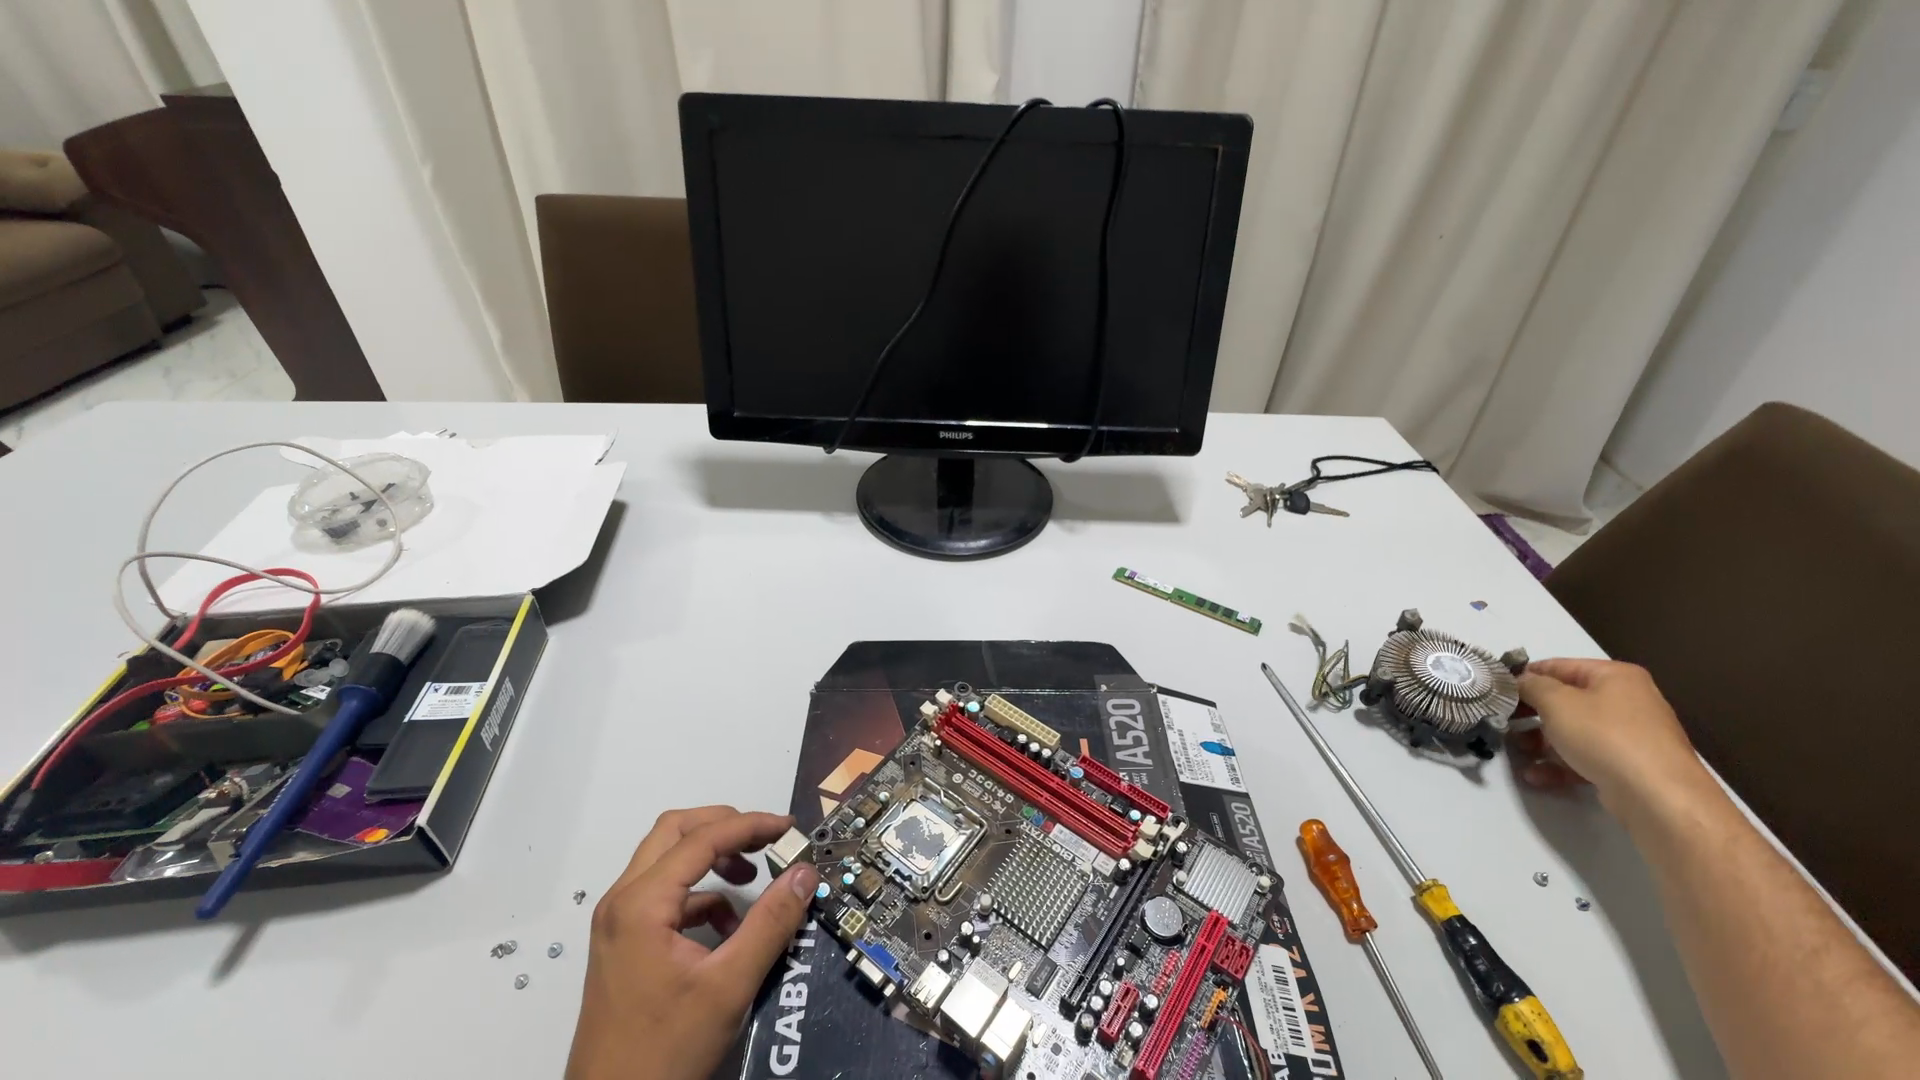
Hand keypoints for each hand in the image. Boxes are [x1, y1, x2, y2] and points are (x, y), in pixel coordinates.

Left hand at [567, 806, 819, 1079]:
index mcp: (642, 903)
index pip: (702, 839)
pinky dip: (698, 893)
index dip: (750, 826)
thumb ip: (770, 923)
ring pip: (665, 860)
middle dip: (724, 827)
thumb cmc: (666, 1046)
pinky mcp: (622, 942)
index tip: (788, 829)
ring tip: (751, 877)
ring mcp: (618, 921)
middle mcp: (622, 900)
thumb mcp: (729, 985)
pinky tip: (726, 925)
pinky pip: (662, 894)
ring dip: (710, 857)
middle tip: (765, 840)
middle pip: (674, 832)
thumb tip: (804, 874)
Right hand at [1512, 658, 1708, 810]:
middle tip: (1504, 723)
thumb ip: (1531, 686)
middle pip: (1566, 701)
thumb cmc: (1604, 736)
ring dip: (1542, 742)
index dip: (1526, 676)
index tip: (1498, 690)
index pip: (1559, 667)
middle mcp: (1627, 701)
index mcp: (1615, 676)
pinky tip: (1537, 776)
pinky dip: (1560, 764)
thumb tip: (1520, 681)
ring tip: (1520, 753)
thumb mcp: (1557, 702)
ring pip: (1574, 731)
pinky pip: (1586, 757)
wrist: (1657, 794)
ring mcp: (1630, 735)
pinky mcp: (1628, 766)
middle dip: (1532, 714)